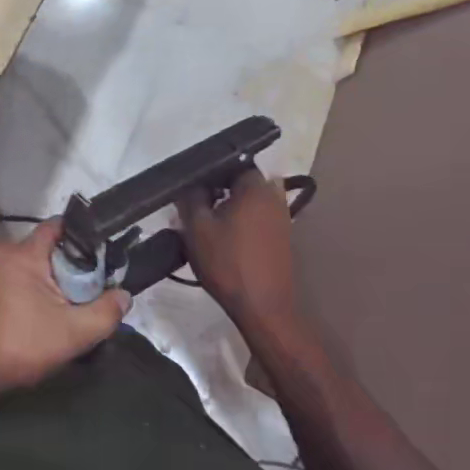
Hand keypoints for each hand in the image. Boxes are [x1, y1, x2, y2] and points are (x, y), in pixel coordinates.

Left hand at [0, 219, 129, 391]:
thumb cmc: (25, 345)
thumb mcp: (76, 333)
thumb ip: (107, 311)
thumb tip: (124, 295)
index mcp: (24, 253)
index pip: (59, 226)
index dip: (85, 237)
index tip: (105, 255)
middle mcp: (7, 251)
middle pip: (51, 245)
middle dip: (75, 262)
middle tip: (97, 285)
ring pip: (40, 260)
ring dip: (59, 276)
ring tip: (79, 298)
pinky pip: (26, 272)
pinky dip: (42, 284)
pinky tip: (55, 306)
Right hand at [178, 168, 301, 327]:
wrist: (263, 307)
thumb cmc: (227, 262)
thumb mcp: (197, 227)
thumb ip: (191, 197)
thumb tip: (191, 183)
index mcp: (255, 187)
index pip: (230, 162)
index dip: (207, 171)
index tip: (189, 185)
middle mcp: (273, 196)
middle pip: (239, 182)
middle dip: (216, 189)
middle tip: (192, 205)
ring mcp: (281, 218)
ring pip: (246, 201)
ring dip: (226, 207)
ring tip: (203, 223)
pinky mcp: (281, 237)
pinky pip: (255, 218)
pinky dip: (238, 221)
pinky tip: (220, 238)